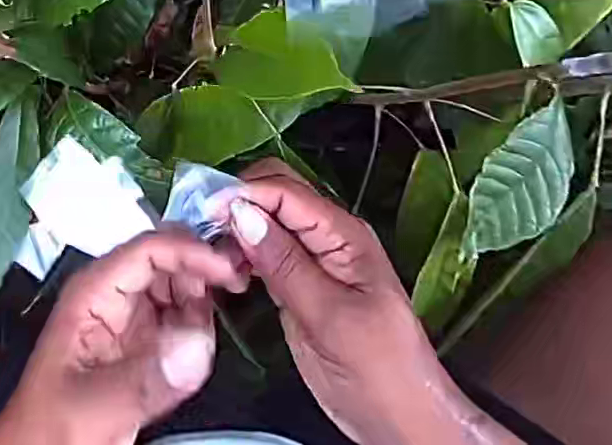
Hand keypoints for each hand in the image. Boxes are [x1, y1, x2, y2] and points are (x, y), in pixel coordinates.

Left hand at [0, 230, 246, 444]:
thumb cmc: (50, 431)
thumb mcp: (92, 409)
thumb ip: (145, 379)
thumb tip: (198, 342)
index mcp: (95, 290)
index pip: (149, 249)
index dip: (190, 251)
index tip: (228, 269)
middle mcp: (114, 292)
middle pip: (168, 257)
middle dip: (202, 265)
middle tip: (237, 284)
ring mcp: (130, 315)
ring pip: (178, 282)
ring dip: (201, 296)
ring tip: (210, 327)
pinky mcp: (143, 341)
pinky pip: (180, 315)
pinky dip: (197, 323)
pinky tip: (198, 348)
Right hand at [215, 160, 519, 444]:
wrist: (405, 424)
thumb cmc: (379, 371)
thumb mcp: (331, 319)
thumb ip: (285, 264)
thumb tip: (241, 213)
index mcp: (341, 232)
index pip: (285, 191)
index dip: (244, 193)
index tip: (206, 212)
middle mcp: (326, 233)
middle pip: (275, 191)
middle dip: (238, 201)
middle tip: (206, 231)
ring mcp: (313, 255)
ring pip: (266, 216)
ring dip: (237, 226)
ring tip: (216, 256)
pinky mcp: (299, 279)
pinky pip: (265, 247)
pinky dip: (243, 251)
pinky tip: (230, 272)